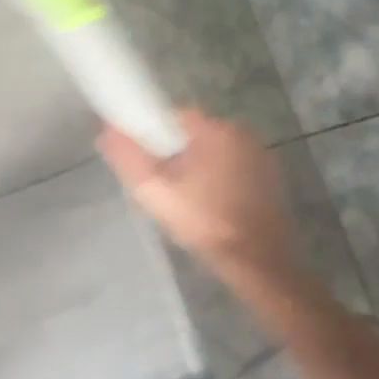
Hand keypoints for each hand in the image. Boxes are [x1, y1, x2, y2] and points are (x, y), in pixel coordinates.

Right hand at [98, 110, 298, 283]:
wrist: (258, 263)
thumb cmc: (204, 222)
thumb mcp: (154, 190)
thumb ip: (128, 156)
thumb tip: (107, 129)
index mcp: (216, 130)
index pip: (172, 115)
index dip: (152, 134)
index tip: (144, 160)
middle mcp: (243, 134)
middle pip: (192, 133)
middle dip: (173, 152)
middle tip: (160, 183)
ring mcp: (261, 157)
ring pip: (212, 151)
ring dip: (195, 166)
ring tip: (183, 197)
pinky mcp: (271, 179)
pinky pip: (232, 167)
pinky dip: (217, 179)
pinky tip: (208, 205)